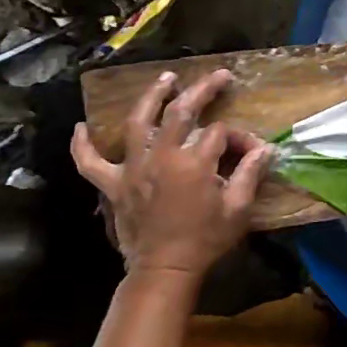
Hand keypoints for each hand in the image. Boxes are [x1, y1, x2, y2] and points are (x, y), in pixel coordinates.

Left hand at [70, 69, 274, 280]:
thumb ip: (249, 174)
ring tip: (165, 78)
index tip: (251, 150)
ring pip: (138, 122)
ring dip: (152, 96)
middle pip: (182, 112)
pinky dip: (82, 145)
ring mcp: (133, 168)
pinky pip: (90, 162)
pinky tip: (81, 128)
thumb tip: (265, 149)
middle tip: (219, 76)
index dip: (239, 138)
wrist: (165, 270)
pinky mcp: (113, 184)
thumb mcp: (237, 209)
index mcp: (194, 163)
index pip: (221, 134)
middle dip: (203, 90)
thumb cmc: (205, 240)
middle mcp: (161, 156)